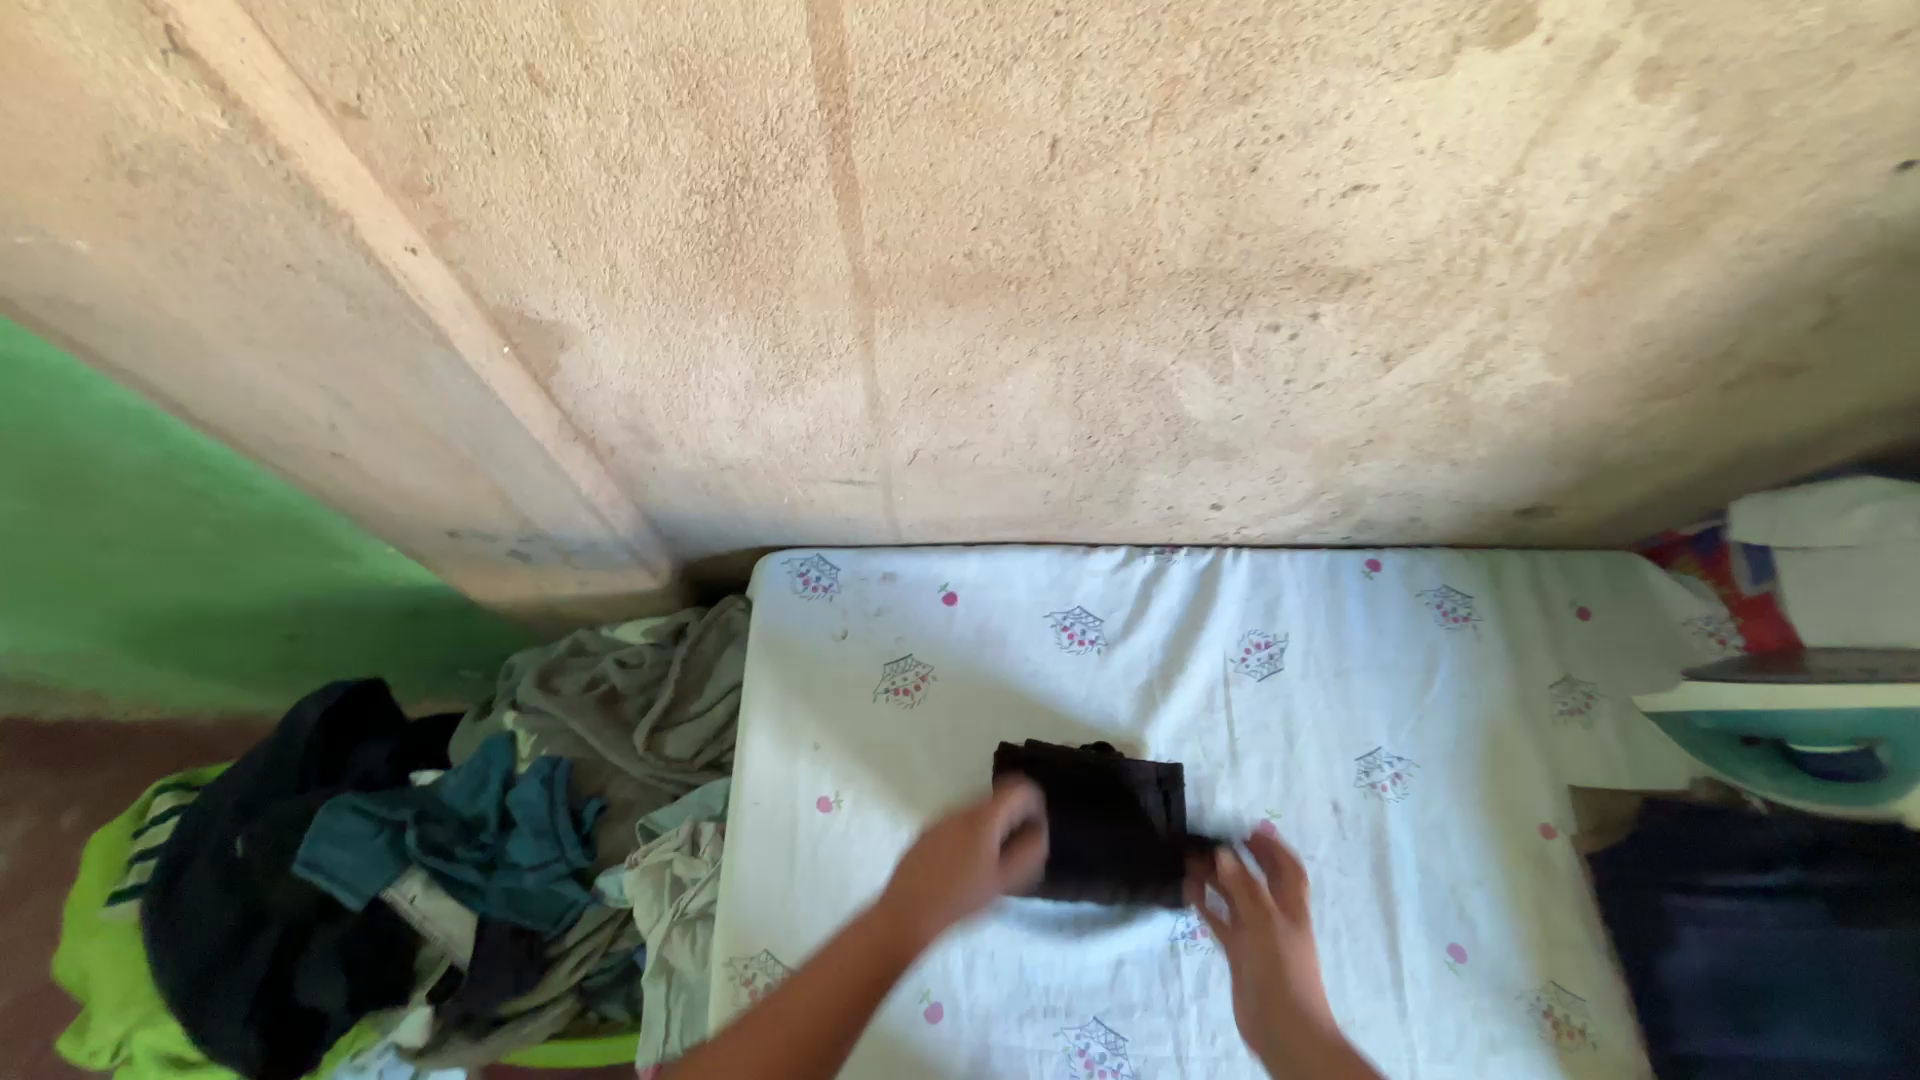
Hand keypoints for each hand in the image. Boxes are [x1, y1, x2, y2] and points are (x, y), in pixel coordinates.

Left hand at [876, 777, 1048, 944]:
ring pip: (976, 813)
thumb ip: (1028, 853)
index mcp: (983, 818)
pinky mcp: (926, 832)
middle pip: (997, 800)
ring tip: (990, 864)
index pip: (1019, 789)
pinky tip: (964, 867)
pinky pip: (956, 825)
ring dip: (990, 829)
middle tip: (1016, 851)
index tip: (1037, 827)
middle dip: (1012, 819)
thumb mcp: (1003, 881)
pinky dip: (968, 836)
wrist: (907, 912)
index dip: (1035, 802)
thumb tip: (1040, 832)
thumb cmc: (960, 898)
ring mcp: (940, 819)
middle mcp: (961, 809)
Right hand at [1188, 833, 1375, 1076]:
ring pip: (1235, 899)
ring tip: (1192, 861)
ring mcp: (1256, 936)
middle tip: (1209, 841)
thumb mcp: (1265, 921)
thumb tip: (1223, 852)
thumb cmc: (1282, 970)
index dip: (1272, 848)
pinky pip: (1221, 922)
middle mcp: (1275, 917)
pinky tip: (1190, 893)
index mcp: (1291, 907)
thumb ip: (1243, 886)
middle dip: (1237, 860)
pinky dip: (1207, 906)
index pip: (1287, 868)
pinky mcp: (1239, 954)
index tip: (1248, 829)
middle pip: (1257, 880)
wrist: (1283, 1029)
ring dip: (1217, 880)